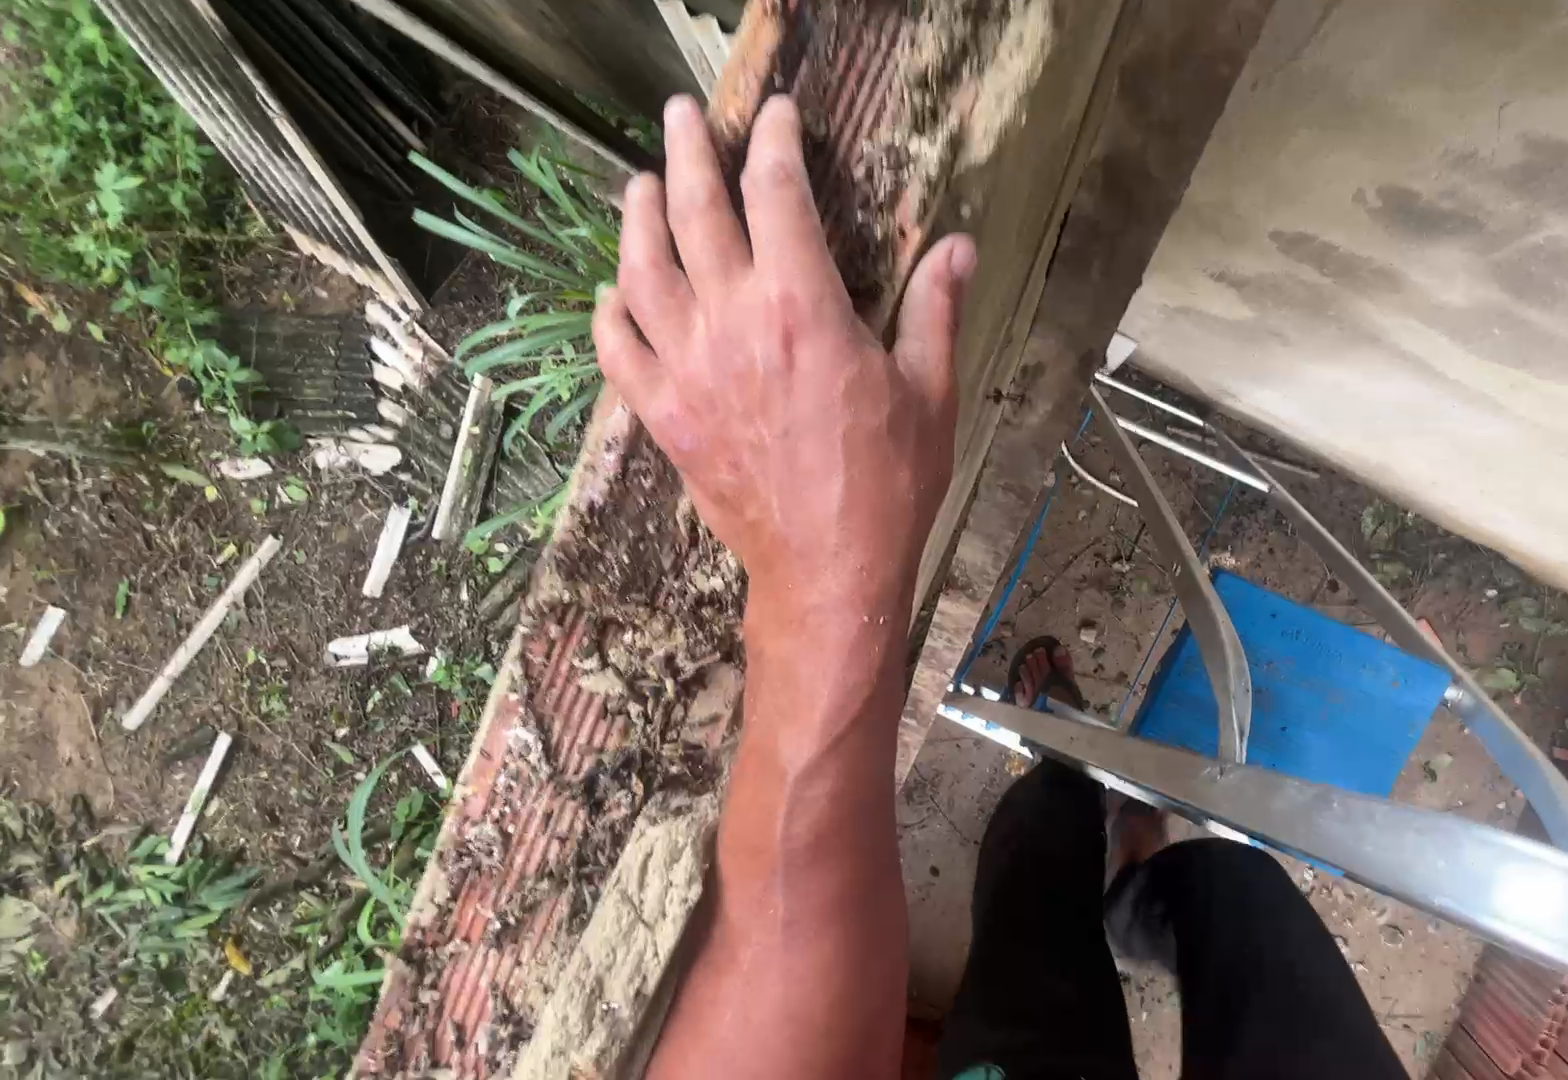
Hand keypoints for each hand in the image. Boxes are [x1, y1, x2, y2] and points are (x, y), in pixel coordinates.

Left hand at [594, 94, 975, 613]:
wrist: (829, 569)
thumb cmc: (889, 485)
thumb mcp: (930, 393)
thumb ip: (937, 311)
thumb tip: (959, 247)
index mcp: (803, 309)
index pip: (777, 194)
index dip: (776, 143)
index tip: (777, 116)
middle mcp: (733, 325)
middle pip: (694, 212)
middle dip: (689, 153)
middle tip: (683, 118)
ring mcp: (687, 371)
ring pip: (641, 269)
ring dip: (637, 216)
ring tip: (639, 186)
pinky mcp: (664, 416)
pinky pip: (617, 348)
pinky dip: (609, 311)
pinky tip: (613, 292)